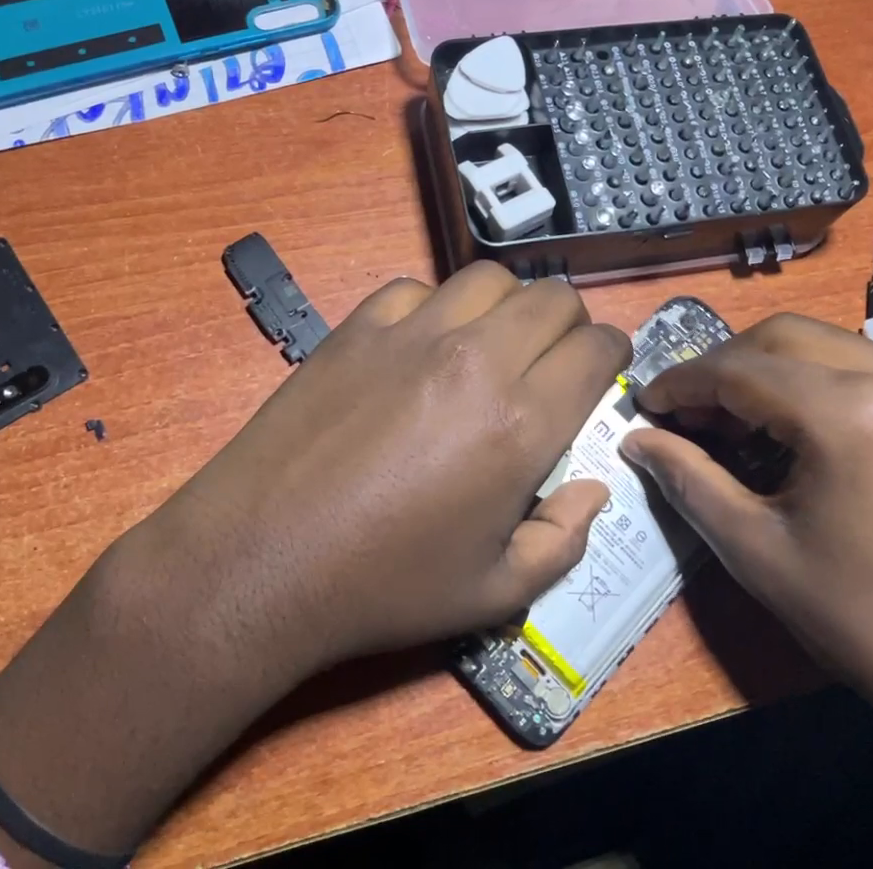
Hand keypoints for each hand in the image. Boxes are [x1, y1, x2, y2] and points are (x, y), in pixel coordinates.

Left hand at [162, 260, 631, 669]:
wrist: (262, 560)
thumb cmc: (384, 586)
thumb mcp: (495, 593)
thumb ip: (564, 539)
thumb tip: (592, 490)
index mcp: (522, 422)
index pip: (596, 349)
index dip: (611, 357)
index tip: (600, 376)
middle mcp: (476, 359)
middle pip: (554, 298)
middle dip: (570, 326)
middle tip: (552, 364)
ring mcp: (411, 334)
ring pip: (489, 279)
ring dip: (507, 307)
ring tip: (492, 347)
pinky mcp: (356, 329)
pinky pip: (416, 289)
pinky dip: (436, 308)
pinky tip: (421, 349)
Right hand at [620, 314, 872, 866]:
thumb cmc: (869, 623)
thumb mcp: (759, 552)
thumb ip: (690, 482)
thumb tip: (637, 442)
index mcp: (850, 411)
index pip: (740, 369)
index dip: (681, 383)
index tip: (644, 406)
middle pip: (784, 338)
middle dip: (724, 367)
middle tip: (687, 415)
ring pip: (828, 347)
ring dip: (770, 373)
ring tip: (737, 428)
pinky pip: (868, 370)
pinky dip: (817, 386)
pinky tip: (798, 437)